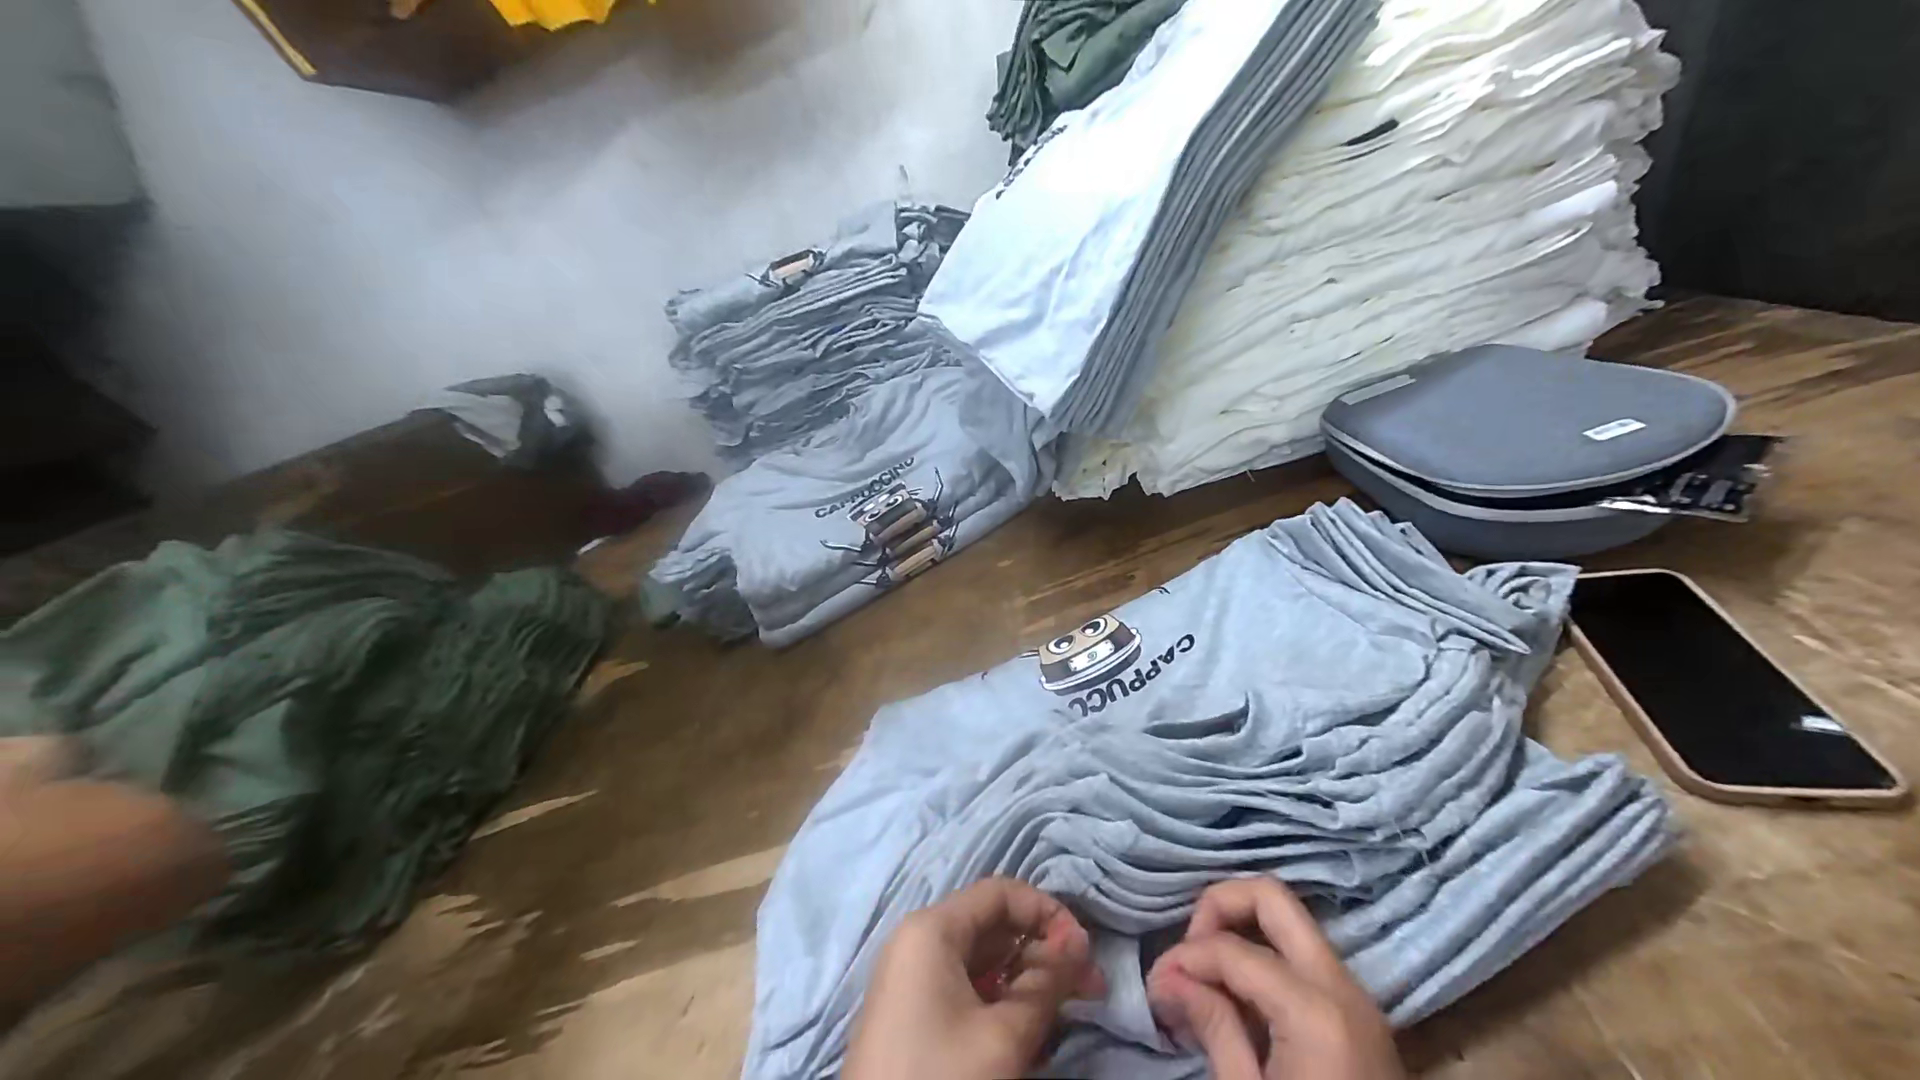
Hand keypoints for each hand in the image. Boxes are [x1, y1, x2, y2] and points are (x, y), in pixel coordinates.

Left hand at [843, 877, 1106, 1079]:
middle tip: (1092, 987)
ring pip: (984, 961)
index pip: (1001, 893)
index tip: (1084, 950)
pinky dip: (1003, 1000)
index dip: (1047, 911)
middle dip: (1045, 950)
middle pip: (994, 926)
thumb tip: (1080, 941)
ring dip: (1030, 979)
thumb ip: (1048, 983)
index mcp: (933, 929)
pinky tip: (1034, 1028)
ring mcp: (916, 979)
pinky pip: (968, 989)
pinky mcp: (917, 1013)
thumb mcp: (1004, 1035)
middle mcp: (920, 941)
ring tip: (1072, 1009)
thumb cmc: (941, 1077)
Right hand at [1146, 879, 1404, 1079]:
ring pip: (1290, 922)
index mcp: (1315, 1009)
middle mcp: (1343, 986)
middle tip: (1188, 949)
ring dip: (1242, 929)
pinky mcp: (1360, 1016)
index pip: (1231, 948)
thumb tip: (1168, 979)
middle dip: (1219, 906)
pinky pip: (1304, 958)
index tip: (1156, 986)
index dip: (1183, 957)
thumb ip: (1212, 1027)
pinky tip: (1237, 997)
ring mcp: (1358, 998)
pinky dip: (1265, 957)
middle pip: (1273, 898)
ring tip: (1206, 976)